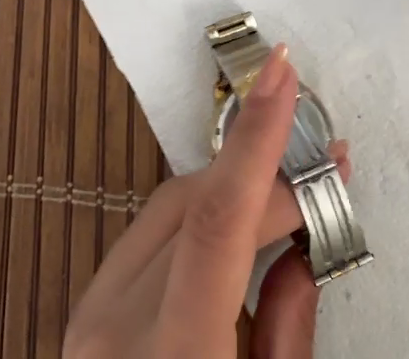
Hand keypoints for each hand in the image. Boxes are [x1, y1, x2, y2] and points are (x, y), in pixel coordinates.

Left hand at [64, 45, 341, 357]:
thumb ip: (286, 331)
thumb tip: (299, 253)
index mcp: (170, 355)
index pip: (216, 221)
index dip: (255, 139)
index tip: (280, 77)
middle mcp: (117, 326)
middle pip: (195, 205)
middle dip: (263, 176)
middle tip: (321, 172)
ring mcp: (92, 316)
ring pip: (170, 208)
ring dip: (230, 193)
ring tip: (285, 197)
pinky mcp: (87, 312)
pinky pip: (148, 236)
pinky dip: (197, 220)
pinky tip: (234, 228)